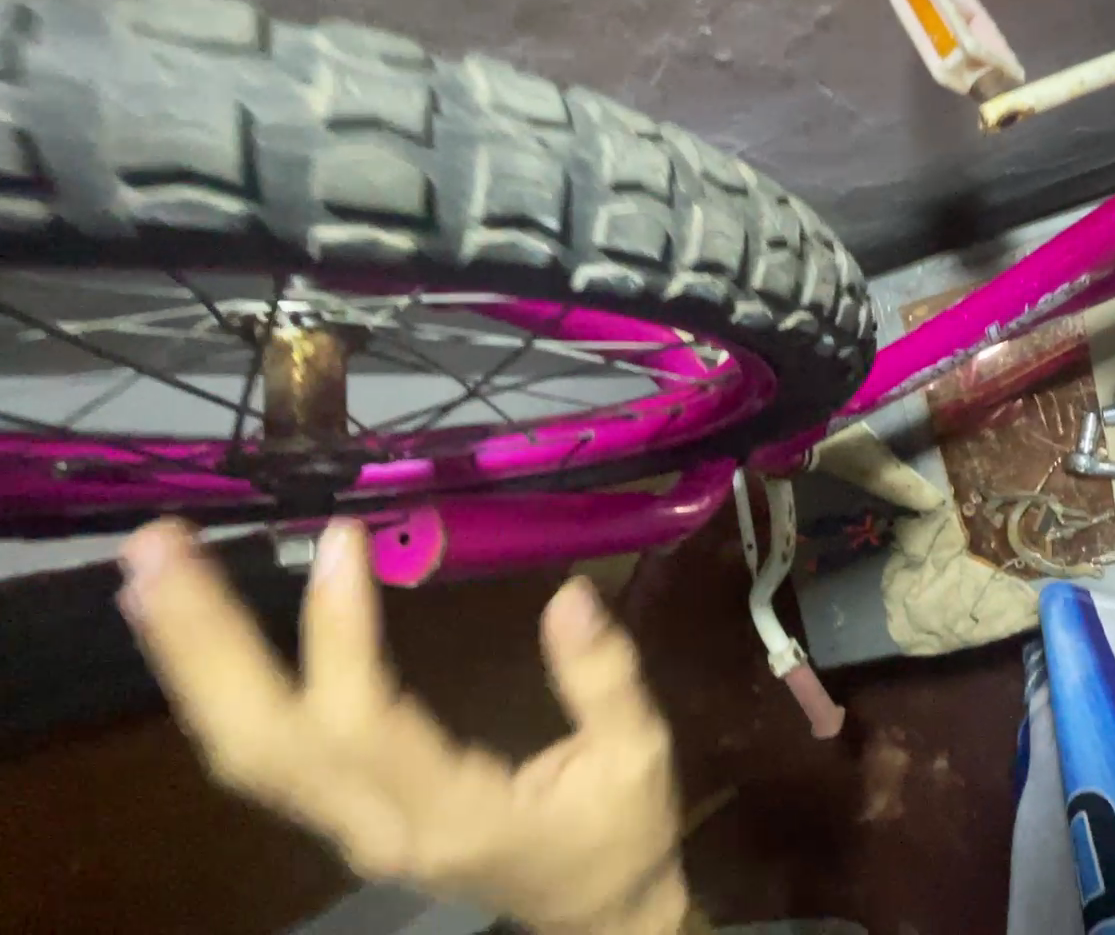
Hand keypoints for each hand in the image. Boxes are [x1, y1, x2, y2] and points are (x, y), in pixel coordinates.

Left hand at [117, 519, 688, 934]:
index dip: (339, 633)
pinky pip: (268, 754)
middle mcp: (377, 827)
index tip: (343, 539)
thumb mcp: (637, 750)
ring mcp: (352, 827)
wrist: (598, 911)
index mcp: (453, 813)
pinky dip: (224, 689)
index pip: (365, 722)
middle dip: (200, 645)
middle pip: (258, 743)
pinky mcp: (351, 815)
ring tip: (156, 575)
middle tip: (158, 550)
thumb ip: (605, 679)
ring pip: (243, 751)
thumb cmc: (621, 829)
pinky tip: (211, 639)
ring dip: (192, 662)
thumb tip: (570, 594)